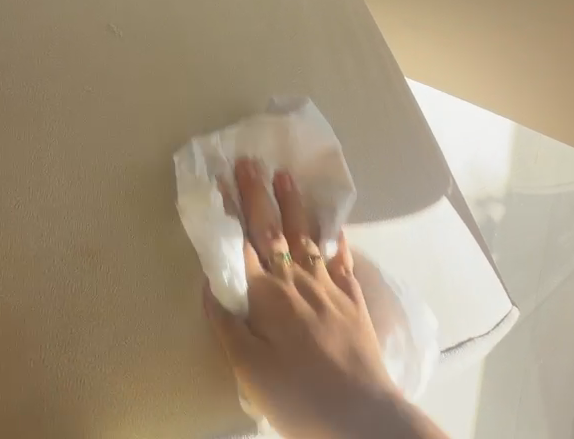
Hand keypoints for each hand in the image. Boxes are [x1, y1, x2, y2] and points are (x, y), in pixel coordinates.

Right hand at [203, 159, 445, 438]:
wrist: (363, 418)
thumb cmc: (298, 394)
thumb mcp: (249, 368)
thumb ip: (227, 323)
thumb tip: (210, 282)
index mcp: (265, 295)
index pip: (242, 241)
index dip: (230, 208)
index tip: (221, 176)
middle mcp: (295, 280)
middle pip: (273, 229)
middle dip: (258, 193)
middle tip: (249, 160)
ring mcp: (328, 287)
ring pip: (306, 235)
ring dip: (294, 203)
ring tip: (286, 175)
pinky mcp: (353, 301)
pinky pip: (341, 260)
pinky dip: (335, 238)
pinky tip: (333, 223)